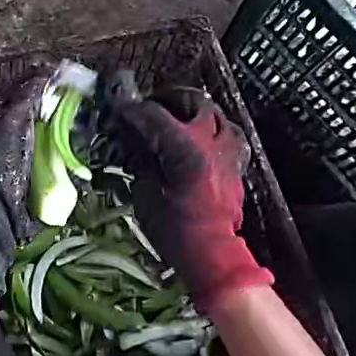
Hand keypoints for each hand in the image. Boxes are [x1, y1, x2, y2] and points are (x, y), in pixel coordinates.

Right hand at [108, 82, 272, 305]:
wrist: (214, 255)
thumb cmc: (176, 230)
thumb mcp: (146, 196)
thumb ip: (141, 164)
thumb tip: (135, 147)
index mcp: (184, 148)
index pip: (154, 114)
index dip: (133, 109)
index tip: (120, 107)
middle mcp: (209, 143)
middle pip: (193, 102)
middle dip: (171, 100)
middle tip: (153, 107)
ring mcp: (227, 153)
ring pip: (217, 116)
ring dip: (197, 114)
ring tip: (181, 121)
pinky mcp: (236, 166)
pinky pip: (227, 137)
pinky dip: (212, 134)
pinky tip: (200, 143)